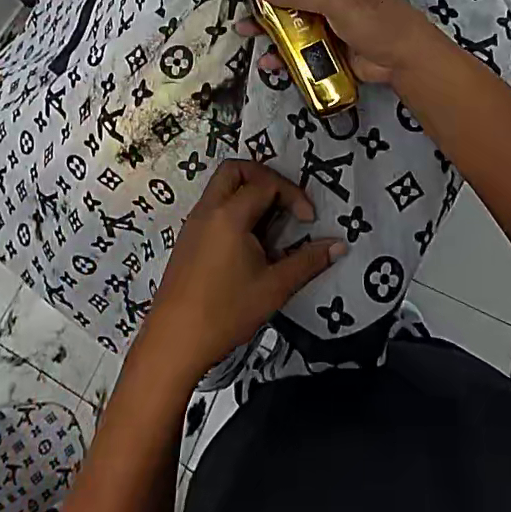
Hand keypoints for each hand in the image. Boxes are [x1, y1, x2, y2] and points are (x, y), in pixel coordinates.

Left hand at [137, 160, 342, 380]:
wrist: (173, 342)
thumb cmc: (225, 313)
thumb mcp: (275, 287)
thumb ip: (308, 261)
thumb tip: (337, 246)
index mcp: (229, 215)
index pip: (266, 182)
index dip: (293, 195)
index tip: (307, 221)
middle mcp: (208, 211)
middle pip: (236, 169)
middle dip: (266, 177)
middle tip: (286, 203)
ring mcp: (193, 223)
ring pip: (221, 187)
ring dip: (249, 194)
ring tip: (270, 228)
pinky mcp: (187, 239)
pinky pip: (213, 208)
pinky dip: (234, 211)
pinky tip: (249, 246)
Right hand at [238, 0, 444, 83]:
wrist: (403, 61)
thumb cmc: (383, 21)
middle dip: (268, 1)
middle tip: (246, 6)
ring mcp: (330, 19)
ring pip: (293, 21)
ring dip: (271, 29)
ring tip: (249, 32)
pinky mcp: (329, 44)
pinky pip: (300, 46)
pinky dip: (285, 53)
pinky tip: (272, 59)